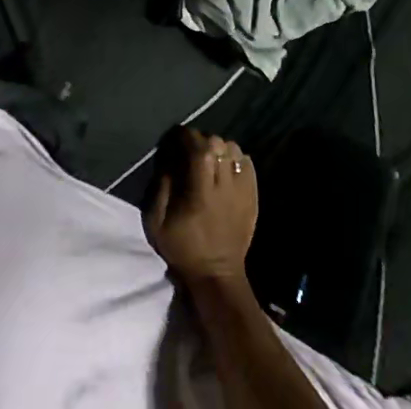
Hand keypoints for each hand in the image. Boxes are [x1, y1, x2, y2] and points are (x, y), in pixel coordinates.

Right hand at [145, 129, 256, 284]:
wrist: (217, 275)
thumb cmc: (183, 248)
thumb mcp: (158, 223)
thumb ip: (161, 189)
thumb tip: (168, 163)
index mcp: (200, 192)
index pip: (200, 150)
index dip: (188, 137)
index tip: (177, 135)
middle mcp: (224, 187)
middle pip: (219, 146)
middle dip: (203, 140)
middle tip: (191, 147)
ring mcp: (242, 192)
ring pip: (235, 152)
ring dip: (221, 148)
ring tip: (210, 156)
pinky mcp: (253, 199)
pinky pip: (249, 166)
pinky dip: (237, 159)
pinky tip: (227, 166)